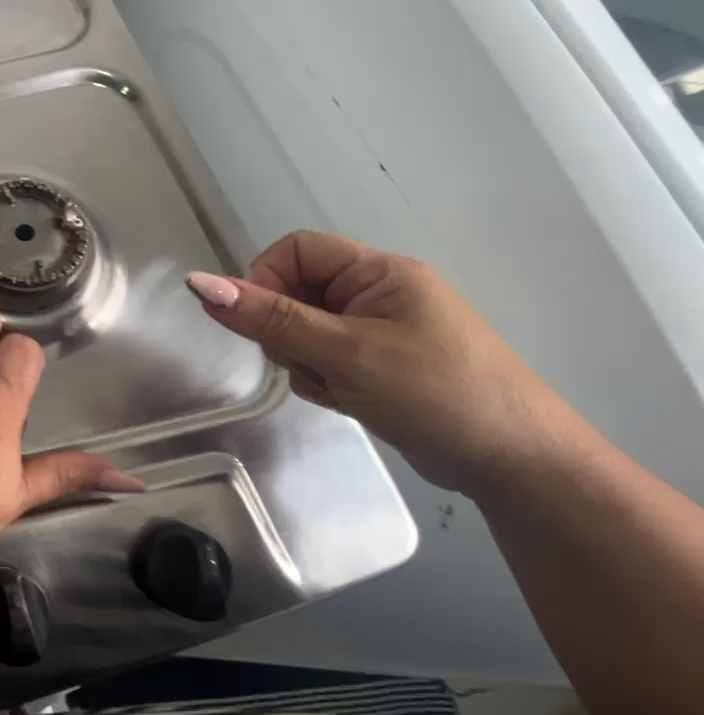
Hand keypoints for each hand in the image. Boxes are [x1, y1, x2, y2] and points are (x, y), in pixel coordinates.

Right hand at [185, 230, 575, 496]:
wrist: (516, 464)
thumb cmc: (436, 393)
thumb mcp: (344, 352)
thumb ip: (269, 318)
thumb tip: (198, 282)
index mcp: (379, 273)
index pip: (295, 250)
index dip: (264, 279)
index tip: (259, 323)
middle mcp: (376, 294)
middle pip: (293, 292)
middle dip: (283, 330)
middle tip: (307, 362)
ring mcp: (377, 332)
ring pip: (300, 331)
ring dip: (302, 361)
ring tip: (336, 387)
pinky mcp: (376, 366)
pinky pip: (320, 360)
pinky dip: (320, 380)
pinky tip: (347, 401)